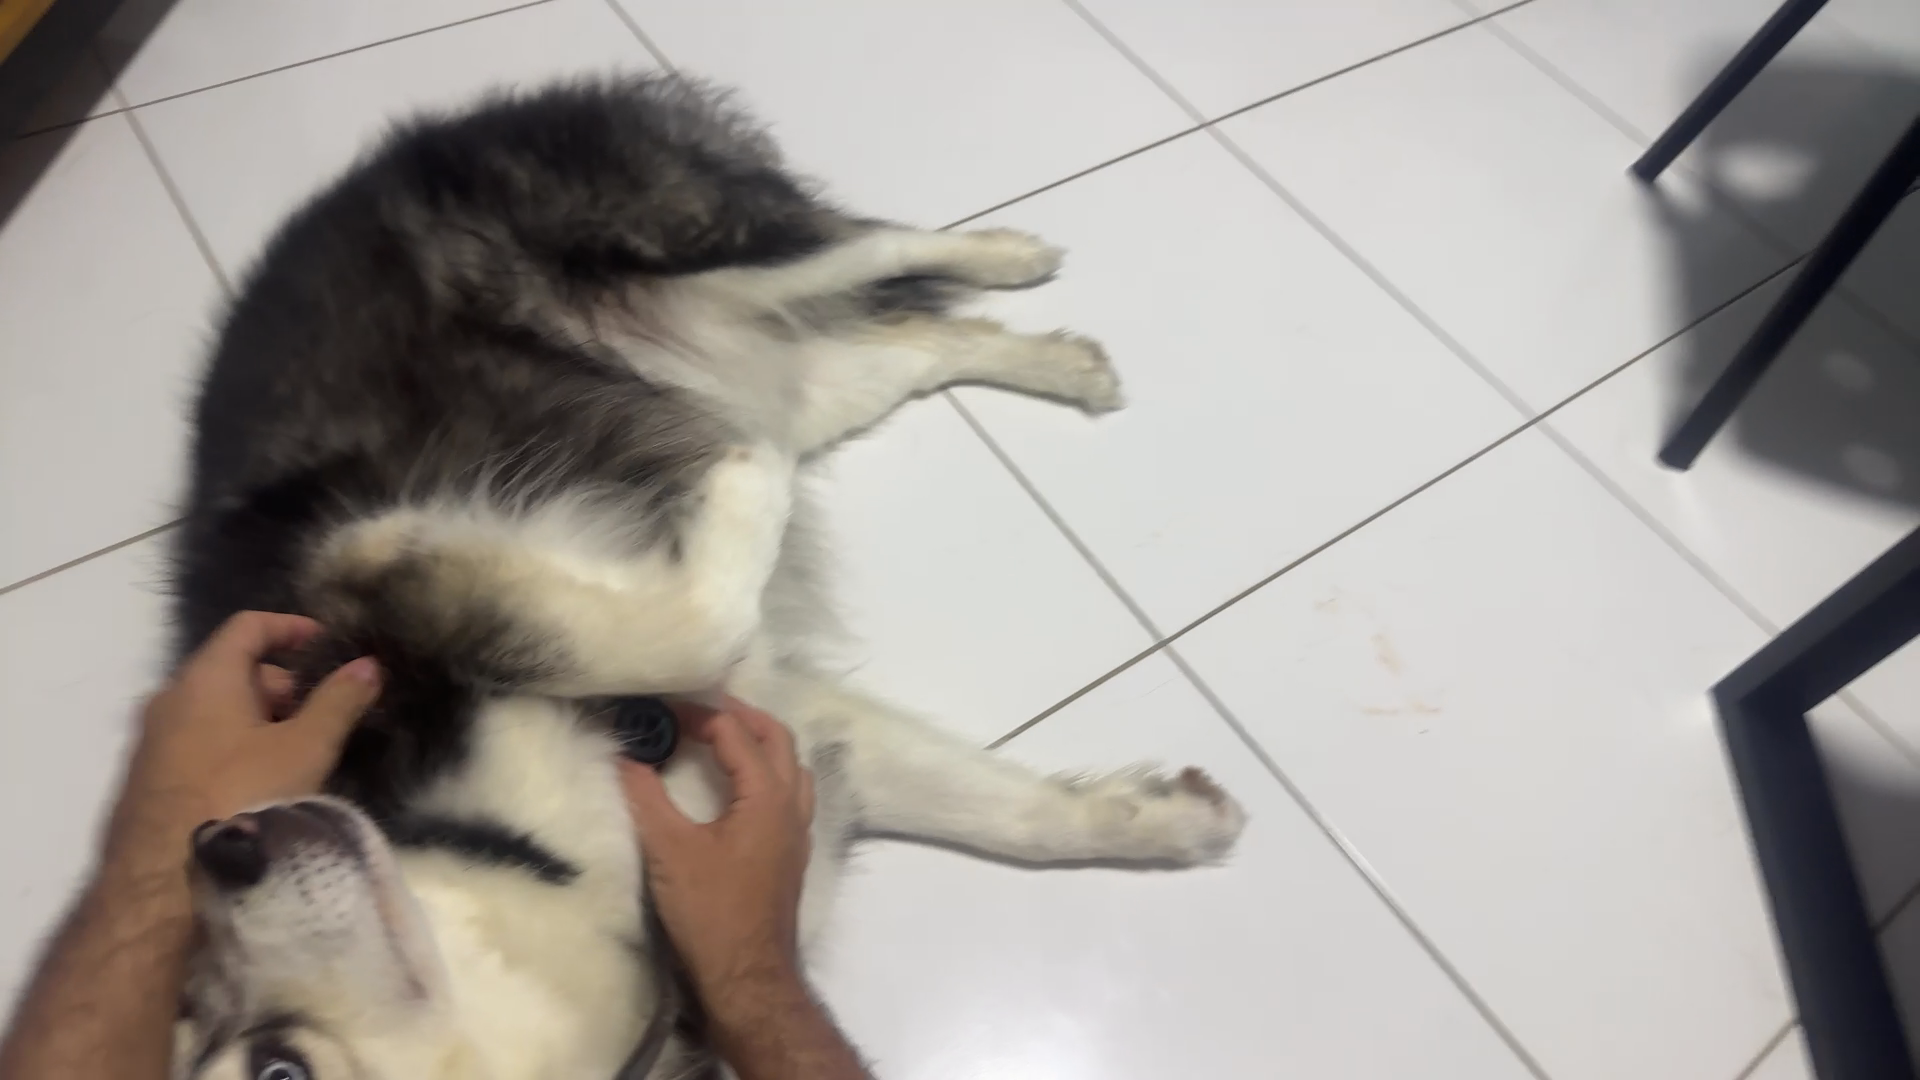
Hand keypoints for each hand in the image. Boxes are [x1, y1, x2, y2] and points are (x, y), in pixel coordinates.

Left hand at [105, 611, 380, 875]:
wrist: (162, 881)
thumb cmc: (241, 792)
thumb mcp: (308, 744)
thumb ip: (341, 699)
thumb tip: (368, 665)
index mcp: (204, 682)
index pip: (247, 628)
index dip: (293, 627)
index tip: (331, 644)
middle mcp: (170, 703)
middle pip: (237, 669)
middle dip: (290, 681)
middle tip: (330, 708)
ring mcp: (156, 743)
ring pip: (222, 707)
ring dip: (269, 715)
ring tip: (309, 746)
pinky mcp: (154, 779)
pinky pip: (207, 738)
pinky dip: (245, 740)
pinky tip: (273, 775)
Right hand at [618, 697, 814, 1000]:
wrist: (748, 975)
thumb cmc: (711, 910)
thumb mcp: (670, 851)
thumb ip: (646, 799)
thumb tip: (625, 757)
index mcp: (768, 793)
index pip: (738, 734)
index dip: (702, 715)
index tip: (666, 709)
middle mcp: (792, 802)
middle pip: (778, 738)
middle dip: (743, 717)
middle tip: (705, 709)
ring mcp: (799, 827)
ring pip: (792, 764)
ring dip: (763, 742)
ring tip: (727, 738)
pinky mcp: (794, 849)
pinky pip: (793, 791)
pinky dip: (772, 772)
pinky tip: (747, 787)